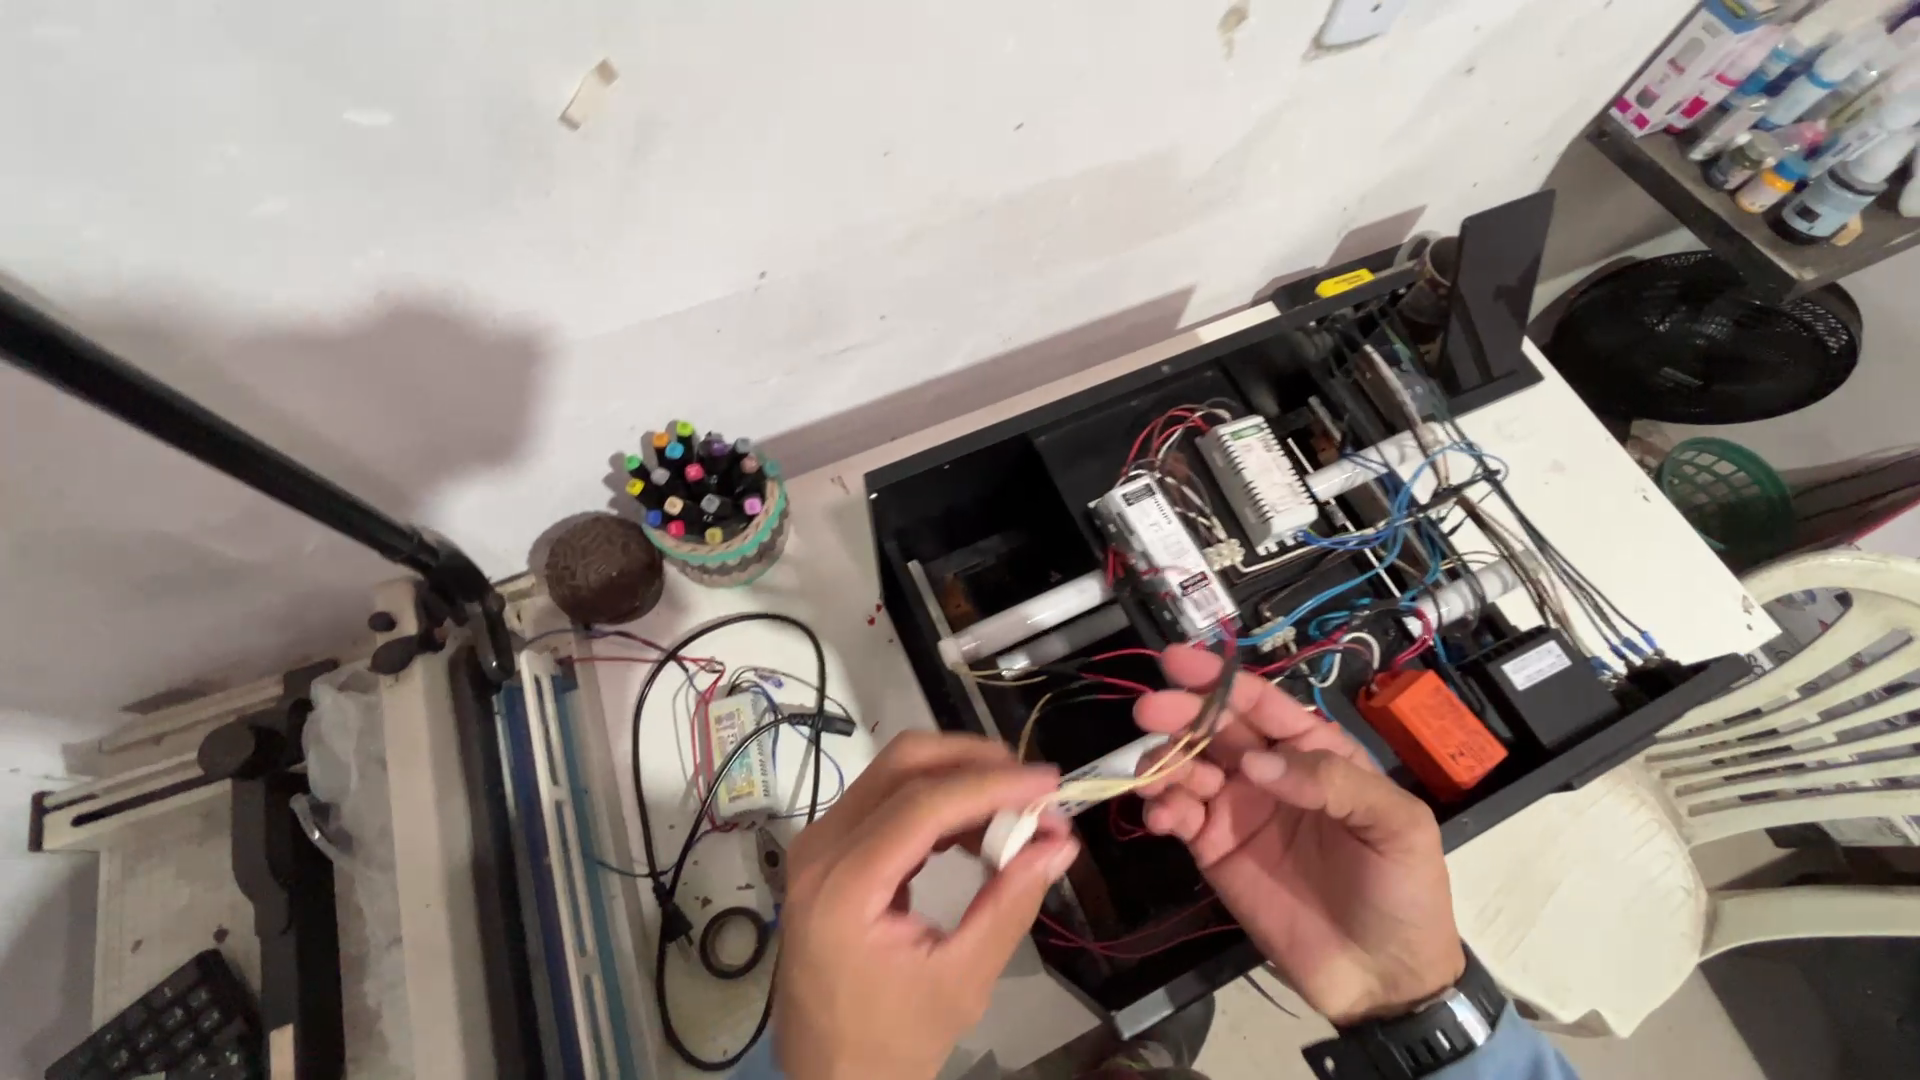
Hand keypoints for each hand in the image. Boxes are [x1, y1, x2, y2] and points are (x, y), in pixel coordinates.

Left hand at [775, 731, 1078, 1079]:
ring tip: (1015, 811)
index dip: (990, 785)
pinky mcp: (830, 847)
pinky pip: (887, 797)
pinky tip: (977, 827)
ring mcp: (819, 843)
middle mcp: (820, 849)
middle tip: (1031, 785)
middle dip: (973, 762)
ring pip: (894, 772)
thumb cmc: (891, 1041)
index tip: (1048, 783)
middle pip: (901, 765)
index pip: (922, 805)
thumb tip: (1060, 843)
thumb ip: (1009, 905)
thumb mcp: (961, 982)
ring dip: (959, 777)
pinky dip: (937, 799)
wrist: (829, 1076)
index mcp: (843, 888)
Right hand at [1135, 645, 1464, 1025]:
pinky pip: (1176, 813)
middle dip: (1179, 713)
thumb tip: (1253, 764)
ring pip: (1186, 765)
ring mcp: (1236, 808)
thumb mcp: (1395, 826)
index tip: (1176, 662)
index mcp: (1313, 752)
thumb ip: (1332, 781)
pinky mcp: (1212, 848)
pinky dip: (1160, 807)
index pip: (1260, 704)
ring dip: (1164, 761)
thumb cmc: (1402, 892)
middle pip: (1214, 727)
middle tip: (1148, 711)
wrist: (1383, 981)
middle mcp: (1267, 771)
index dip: (1219, 679)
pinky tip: (1161, 817)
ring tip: (1156, 775)